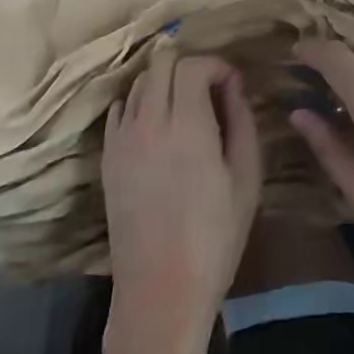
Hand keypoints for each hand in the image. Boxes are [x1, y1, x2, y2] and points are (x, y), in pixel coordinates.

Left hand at [102, 55, 261, 324]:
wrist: (161, 291)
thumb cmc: (215, 236)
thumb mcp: (247, 178)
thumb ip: (242, 121)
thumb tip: (233, 86)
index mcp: (187, 127)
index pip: (192, 65)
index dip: (216, 64)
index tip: (233, 83)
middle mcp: (147, 124)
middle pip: (160, 63)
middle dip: (189, 65)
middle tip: (211, 90)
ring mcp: (121, 141)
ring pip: (138, 83)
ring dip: (164, 82)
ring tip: (186, 107)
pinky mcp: (107, 159)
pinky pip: (120, 111)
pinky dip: (141, 104)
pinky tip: (159, 127)